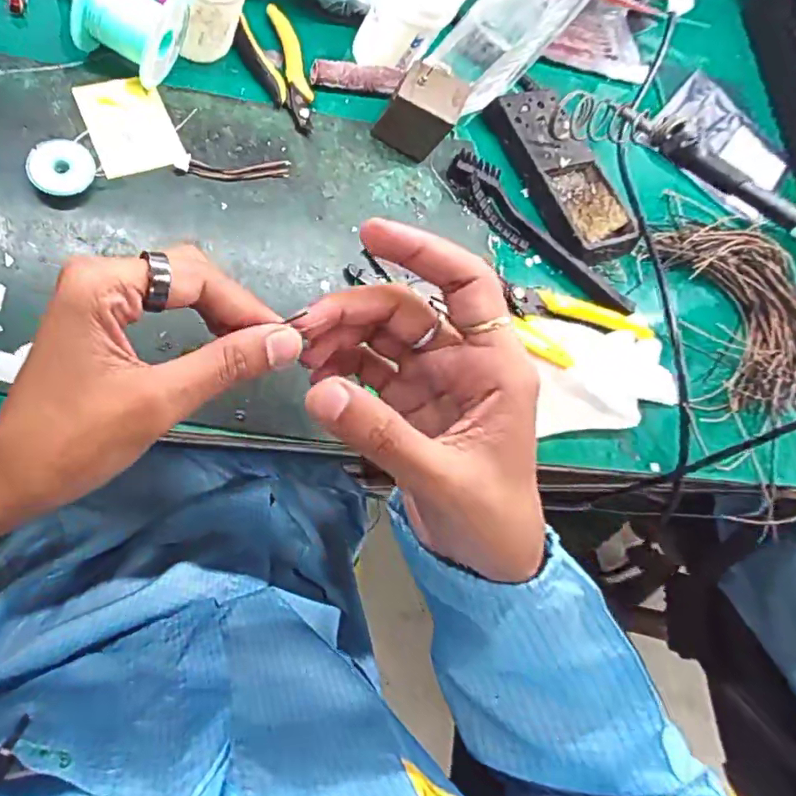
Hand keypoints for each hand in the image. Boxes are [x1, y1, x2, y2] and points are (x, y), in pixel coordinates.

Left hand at [0, 246, 303, 534]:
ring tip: (251, 343)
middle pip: (180, 274)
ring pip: (167, 289)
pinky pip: (147, 307)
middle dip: (229, 306)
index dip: (244, 305)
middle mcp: (91, 274)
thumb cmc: (75, 441)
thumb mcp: (156, 401)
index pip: (192, 275)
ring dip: (211, 313)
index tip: (287, 336)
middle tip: (272, 342)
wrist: (13, 477)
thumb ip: (224, 363)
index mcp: (99, 282)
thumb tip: (286, 339)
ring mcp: (86, 295)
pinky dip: (184, 322)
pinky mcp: (87, 318)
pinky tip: (212, 339)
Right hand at [292, 219, 544, 581]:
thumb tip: (317, 390)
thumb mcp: (440, 475)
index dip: (422, 251)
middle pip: (402, 309)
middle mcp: (459, 361)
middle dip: (351, 310)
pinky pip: (363, 368)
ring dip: (338, 336)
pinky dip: (336, 366)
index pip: (465, 284)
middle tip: (303, 328)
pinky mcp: (401, 402)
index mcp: (492, 365)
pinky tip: (315, 377)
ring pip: (377, 336)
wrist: (485, 562)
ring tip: (302, 354)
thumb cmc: (490, 517)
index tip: (370, 234)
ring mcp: (427, 380)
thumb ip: (378, 432)